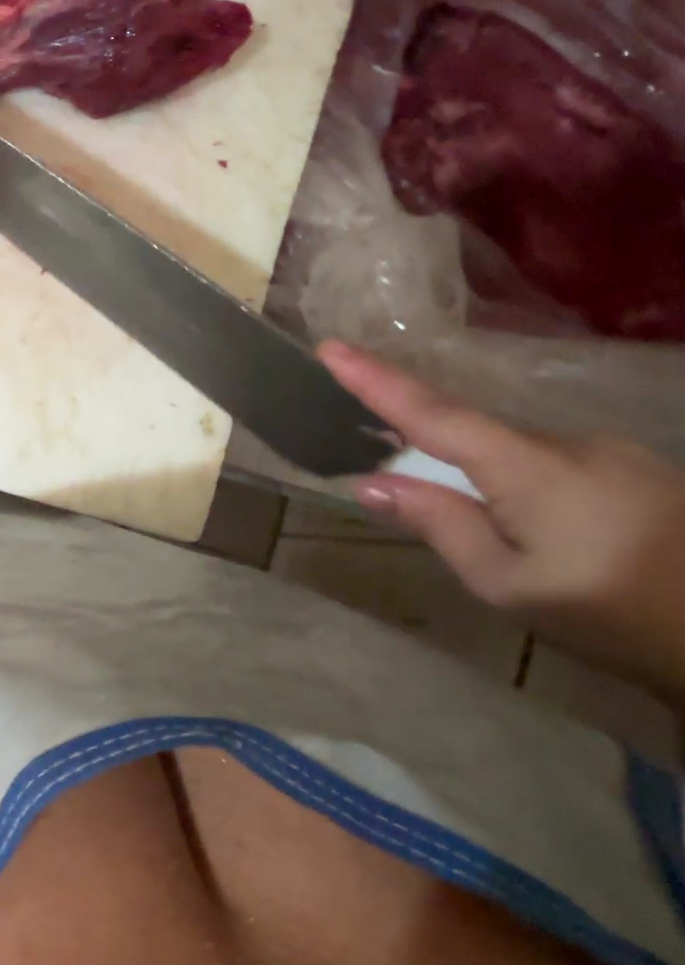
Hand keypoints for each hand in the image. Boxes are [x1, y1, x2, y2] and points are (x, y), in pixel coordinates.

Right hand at [320, 341, 684, 697]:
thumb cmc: (611, 616)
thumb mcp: (505, 583)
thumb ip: (439, 524)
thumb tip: (371, 484)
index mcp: (535, 469)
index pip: (436, 415)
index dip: (378, 381)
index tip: (331, 348)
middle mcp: (574, 445)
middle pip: (472, 434)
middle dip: (423, 449)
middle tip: (389, 483)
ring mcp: (612, 454)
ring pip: (510, 451)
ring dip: (474, 475)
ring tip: (481, 530)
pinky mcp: (634, 471)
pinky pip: (544, 462)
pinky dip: (512, 482)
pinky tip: (528, 526)